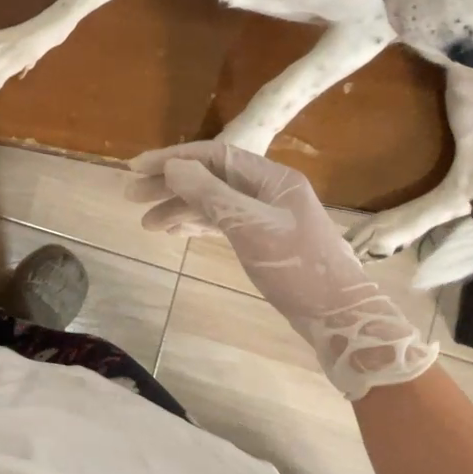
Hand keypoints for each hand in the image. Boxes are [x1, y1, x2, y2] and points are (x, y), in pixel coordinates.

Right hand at [126, 141, 437, 400]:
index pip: (213, 155)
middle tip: (131, 196)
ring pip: (212, 200)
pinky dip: (195, 223)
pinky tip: (173, 230)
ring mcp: (266, 215)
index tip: (136, 168)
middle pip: (209, 176)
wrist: (340, 319)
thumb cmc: (298, 270)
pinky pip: (221, 220)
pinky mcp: (263, 239)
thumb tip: (173, 167)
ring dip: (178, 207)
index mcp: (272, 178)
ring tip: (146, 223)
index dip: (172, 158)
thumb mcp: (250, 229)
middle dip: (170, 184)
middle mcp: (268, 190)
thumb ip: (210, 194)